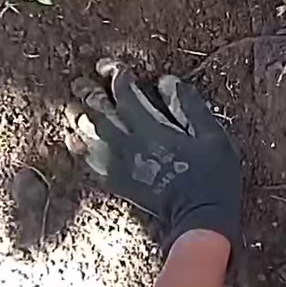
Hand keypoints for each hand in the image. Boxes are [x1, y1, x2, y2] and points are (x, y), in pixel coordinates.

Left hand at [69, 59, 240, 250]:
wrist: (199, 220)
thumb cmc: (212, 175)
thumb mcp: (213, 136)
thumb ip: (189, 106)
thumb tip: (165, 81)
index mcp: (153, 129)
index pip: (125, 95)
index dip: (116, 76)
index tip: (112, 66)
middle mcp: (130, 145)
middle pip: (100, 112)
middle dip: (88, 93)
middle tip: (79, 81)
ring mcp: (121, 165)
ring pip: (90, 136)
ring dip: (79, 118)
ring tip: (72, 105)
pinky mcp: (118, 182)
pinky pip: (90, 161)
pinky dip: (80, 148)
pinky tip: (75, 140)